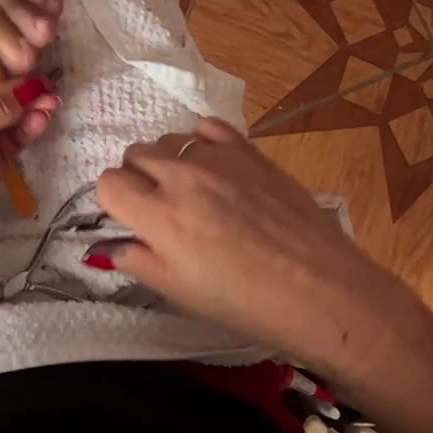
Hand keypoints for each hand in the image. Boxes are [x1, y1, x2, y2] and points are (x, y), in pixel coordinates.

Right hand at [92, 119, 421, 375]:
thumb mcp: (181, 294)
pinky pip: (206, 128)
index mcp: (160, 216)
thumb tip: (105, 246)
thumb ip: (135, 261)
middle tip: (162, 209)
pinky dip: (201, 143)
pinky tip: (215, 169)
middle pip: (133, 155)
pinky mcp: (248, 151)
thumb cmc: (250, 304)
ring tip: (193, 192)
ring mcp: (216, 159)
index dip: (114, 202)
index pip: (108, 183)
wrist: (328, 294)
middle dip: (138, 179)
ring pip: (167, 140)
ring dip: (168, 162)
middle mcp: (181, 178)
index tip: (132, 219)